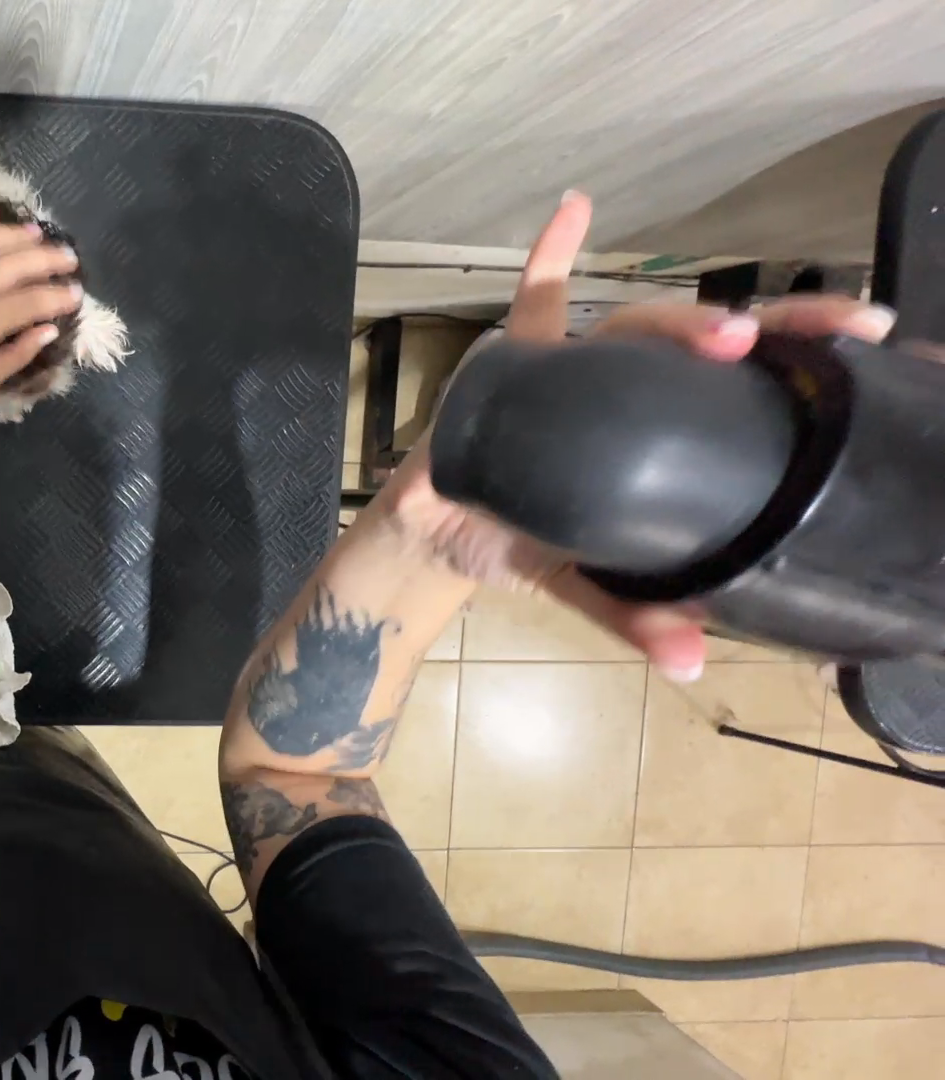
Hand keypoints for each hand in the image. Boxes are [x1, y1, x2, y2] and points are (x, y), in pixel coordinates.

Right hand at [364, 191, 896, 681]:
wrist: (436, 537)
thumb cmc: (511, 546)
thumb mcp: (578, 580)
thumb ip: (631, 611)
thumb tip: (693, 661)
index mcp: (646, 435)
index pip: (735, 393)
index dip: (807, 369)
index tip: (886, 347)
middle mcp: (618, 394)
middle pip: (703, 346)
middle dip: (773, 328)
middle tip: (835, 333)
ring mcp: (566, 371)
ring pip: (633, 324)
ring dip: (681, 316)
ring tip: (725, 334)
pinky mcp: (507, 364)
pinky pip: (532, 302)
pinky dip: (551, 256)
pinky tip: (573, 206)